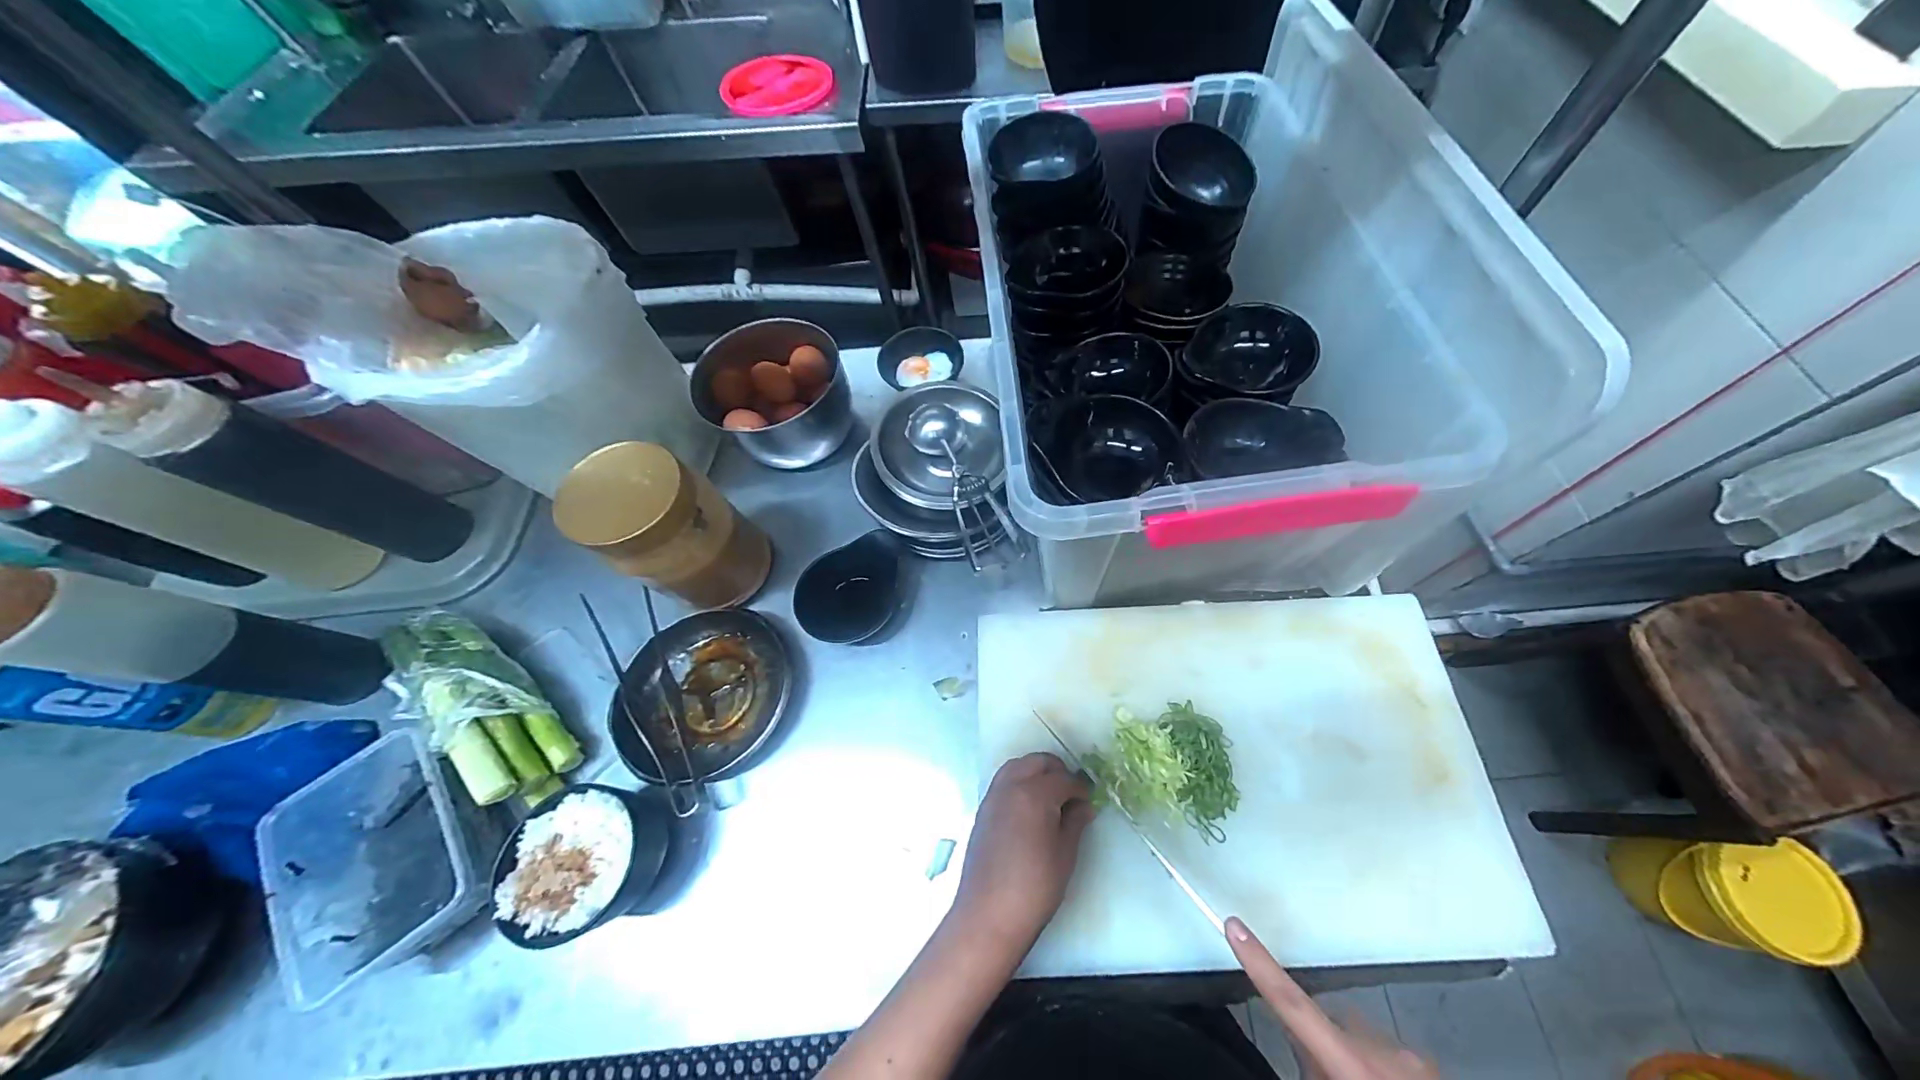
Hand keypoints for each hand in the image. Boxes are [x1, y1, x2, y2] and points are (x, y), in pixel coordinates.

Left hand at [950, 753, 1093, 952]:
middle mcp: (1010, 786)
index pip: (1064, 779)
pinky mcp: (982, 810)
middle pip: (1037, 762)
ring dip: (1035, 772)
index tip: (1090, 801)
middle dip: (1057, 771)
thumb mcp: (1065, 855)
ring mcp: (992, 797)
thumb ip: (1075, 822)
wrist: (988, 913)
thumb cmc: (1035, 887)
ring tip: (1051, 798)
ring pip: (1016, 767)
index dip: (1081, 788)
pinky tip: (1030, 808)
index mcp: (1034, 794)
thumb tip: (1084, 805)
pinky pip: (1003, 782)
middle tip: (1071, 794)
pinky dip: (1019, 782)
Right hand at [1226, 917, 1437, 1079]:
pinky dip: (1370, 1070)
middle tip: (1316, 1077)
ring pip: (1354, 1041)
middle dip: (1315, 1049)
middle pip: (1326, 1028)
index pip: (1295, 1007)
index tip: (1235, 926)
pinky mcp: (1426, 1068)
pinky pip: (1382, 1056)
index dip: (1262, 967)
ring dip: (1345, 1061)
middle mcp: (1383, 1054)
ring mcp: (1411, 1061)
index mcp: (1354, 1069)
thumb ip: (1310, 1071)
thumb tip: (1303, 1053)